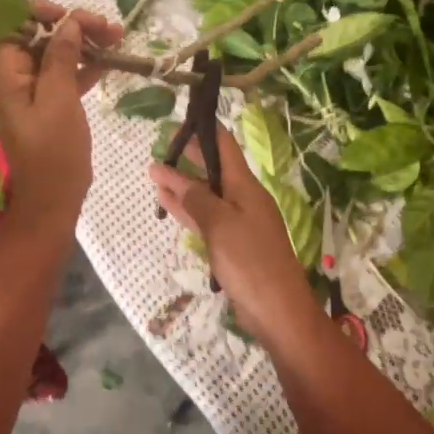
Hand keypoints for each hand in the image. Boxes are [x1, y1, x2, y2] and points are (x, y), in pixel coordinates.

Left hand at [0, 0, 123, 225]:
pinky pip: (62, 73)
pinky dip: (83, 64)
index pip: (12, 24)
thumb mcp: (60, 99)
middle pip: (37, 35)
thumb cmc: (53, 152)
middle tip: (107, 28)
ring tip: (117, 38)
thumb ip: (62, 57)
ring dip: (83, 43)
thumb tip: (69, 21)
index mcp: (3, 72)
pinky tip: (109, 60)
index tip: (70, 15)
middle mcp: (11, 76)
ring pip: (54, 52)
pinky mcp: (47, 102)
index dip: (39, 12)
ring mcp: (29, 89)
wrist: (53, 201)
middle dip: (71, 26)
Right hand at [148, 126, 322, 347]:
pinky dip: (187, 208)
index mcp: (245, 186)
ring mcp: (238, 222)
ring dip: (182, 184)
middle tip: (160, 146)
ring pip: (206, 194)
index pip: (224, 145)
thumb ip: (195, 198)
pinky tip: (167, 203)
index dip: (204, 130)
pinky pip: (206, 217)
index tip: (179, 121)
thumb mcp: (219, 224)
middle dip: (188, 157)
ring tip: (154, 173)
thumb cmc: (250, 261)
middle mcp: (243, 198)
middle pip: (213, 169)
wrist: (279, 313)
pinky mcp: (233, 245)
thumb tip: (172, 175)